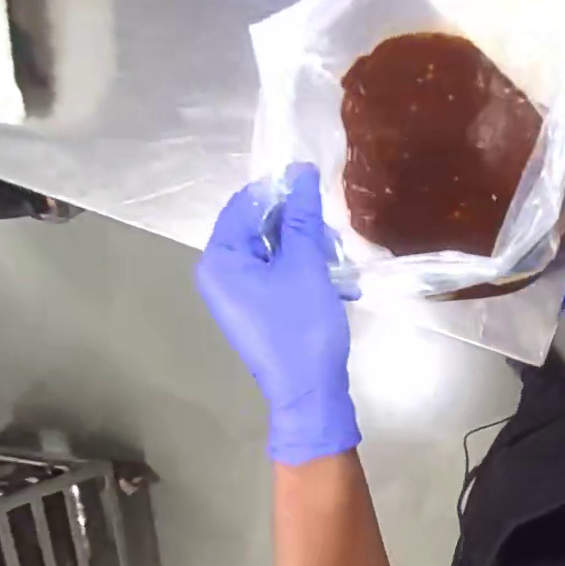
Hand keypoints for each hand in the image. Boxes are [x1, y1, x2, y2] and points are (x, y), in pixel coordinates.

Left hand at [198, 163, 359, 464]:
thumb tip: (300, 171)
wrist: (310, 394)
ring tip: (344, 272)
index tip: (320, 193)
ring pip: (279, 256)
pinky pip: (283, 281)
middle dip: (304, 231)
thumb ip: (302, 218)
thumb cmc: (303, 329)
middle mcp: (222, 275)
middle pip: (263, 230)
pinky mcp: (262, 314)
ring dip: (314, 256)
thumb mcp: (306, 268)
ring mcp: (242, 298)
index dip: (284, 194)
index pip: (247, 205)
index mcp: (221, 259)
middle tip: (336, 245)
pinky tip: (341, 289)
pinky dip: (311, 278)